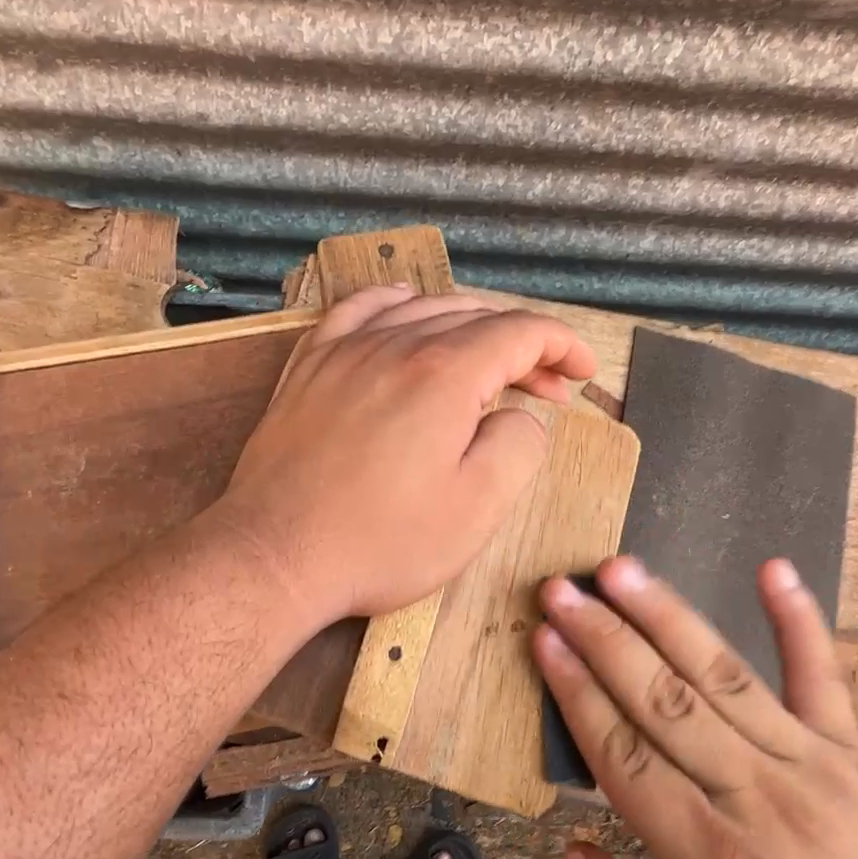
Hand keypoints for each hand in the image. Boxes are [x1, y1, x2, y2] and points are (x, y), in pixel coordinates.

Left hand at [212, 285, 596, 632]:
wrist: (276, 556)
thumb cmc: (379, 543)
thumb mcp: (476, 509)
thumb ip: (519, 446)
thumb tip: (521, 415)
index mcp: (444, 374)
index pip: (520, 333)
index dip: (562, 346)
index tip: (581, 373)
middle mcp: (395, 345)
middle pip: (475, 318)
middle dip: (523, 345)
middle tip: (546, 387)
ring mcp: (344, 351)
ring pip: (421, 309)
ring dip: (469, 325)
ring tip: (490, 356)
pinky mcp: (309, 367)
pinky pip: (357, 310)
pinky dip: (393, 303)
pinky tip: (406, 308)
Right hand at [533, 557, 857, 858]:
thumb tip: (571, 850)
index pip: (625, 757)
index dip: (577, 694)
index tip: (542, 642)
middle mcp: (759, 801)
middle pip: (664, 703)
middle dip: (605, 640)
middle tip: (560, 589)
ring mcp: (813, 771)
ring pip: (724, 677)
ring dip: (667, 616)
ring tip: (621, 568)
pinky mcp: (853, 760)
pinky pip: (824, 682)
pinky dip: (799, 623)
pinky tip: (772, 568)